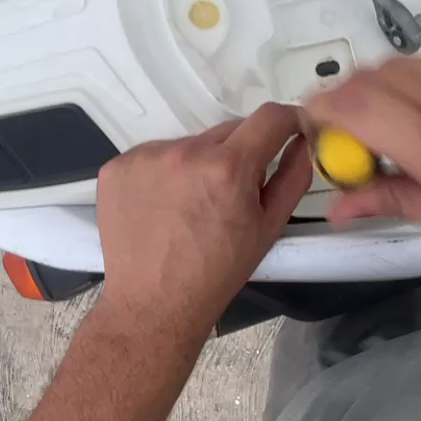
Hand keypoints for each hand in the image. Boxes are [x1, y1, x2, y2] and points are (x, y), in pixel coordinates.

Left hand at [94, 103, 309, 335]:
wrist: (154, 303)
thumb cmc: (216, 273)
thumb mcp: (268, 228)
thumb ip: (292, 178)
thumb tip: (302, 142)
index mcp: (229, 169)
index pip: (270, 117)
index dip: (287, 122)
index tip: (288, 132)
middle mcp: (185, 153)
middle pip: (228, 131)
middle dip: (238, 155)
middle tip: (231, 194)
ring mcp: (146, 157)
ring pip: (190, 144)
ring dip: (199, 164)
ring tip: (191, 206)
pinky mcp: (118, 167)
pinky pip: (154, 155)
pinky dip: (164, 174)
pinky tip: (164, 207)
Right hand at [304, 60, 420, 270]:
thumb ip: (397, 202)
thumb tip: (350, 205)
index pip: (355, 106)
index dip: (323, 110)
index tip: (316, 123)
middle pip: (378, 76)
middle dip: (351, 96)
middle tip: (352, 130)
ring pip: (416, 66)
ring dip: (391, 88)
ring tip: (400, 126)